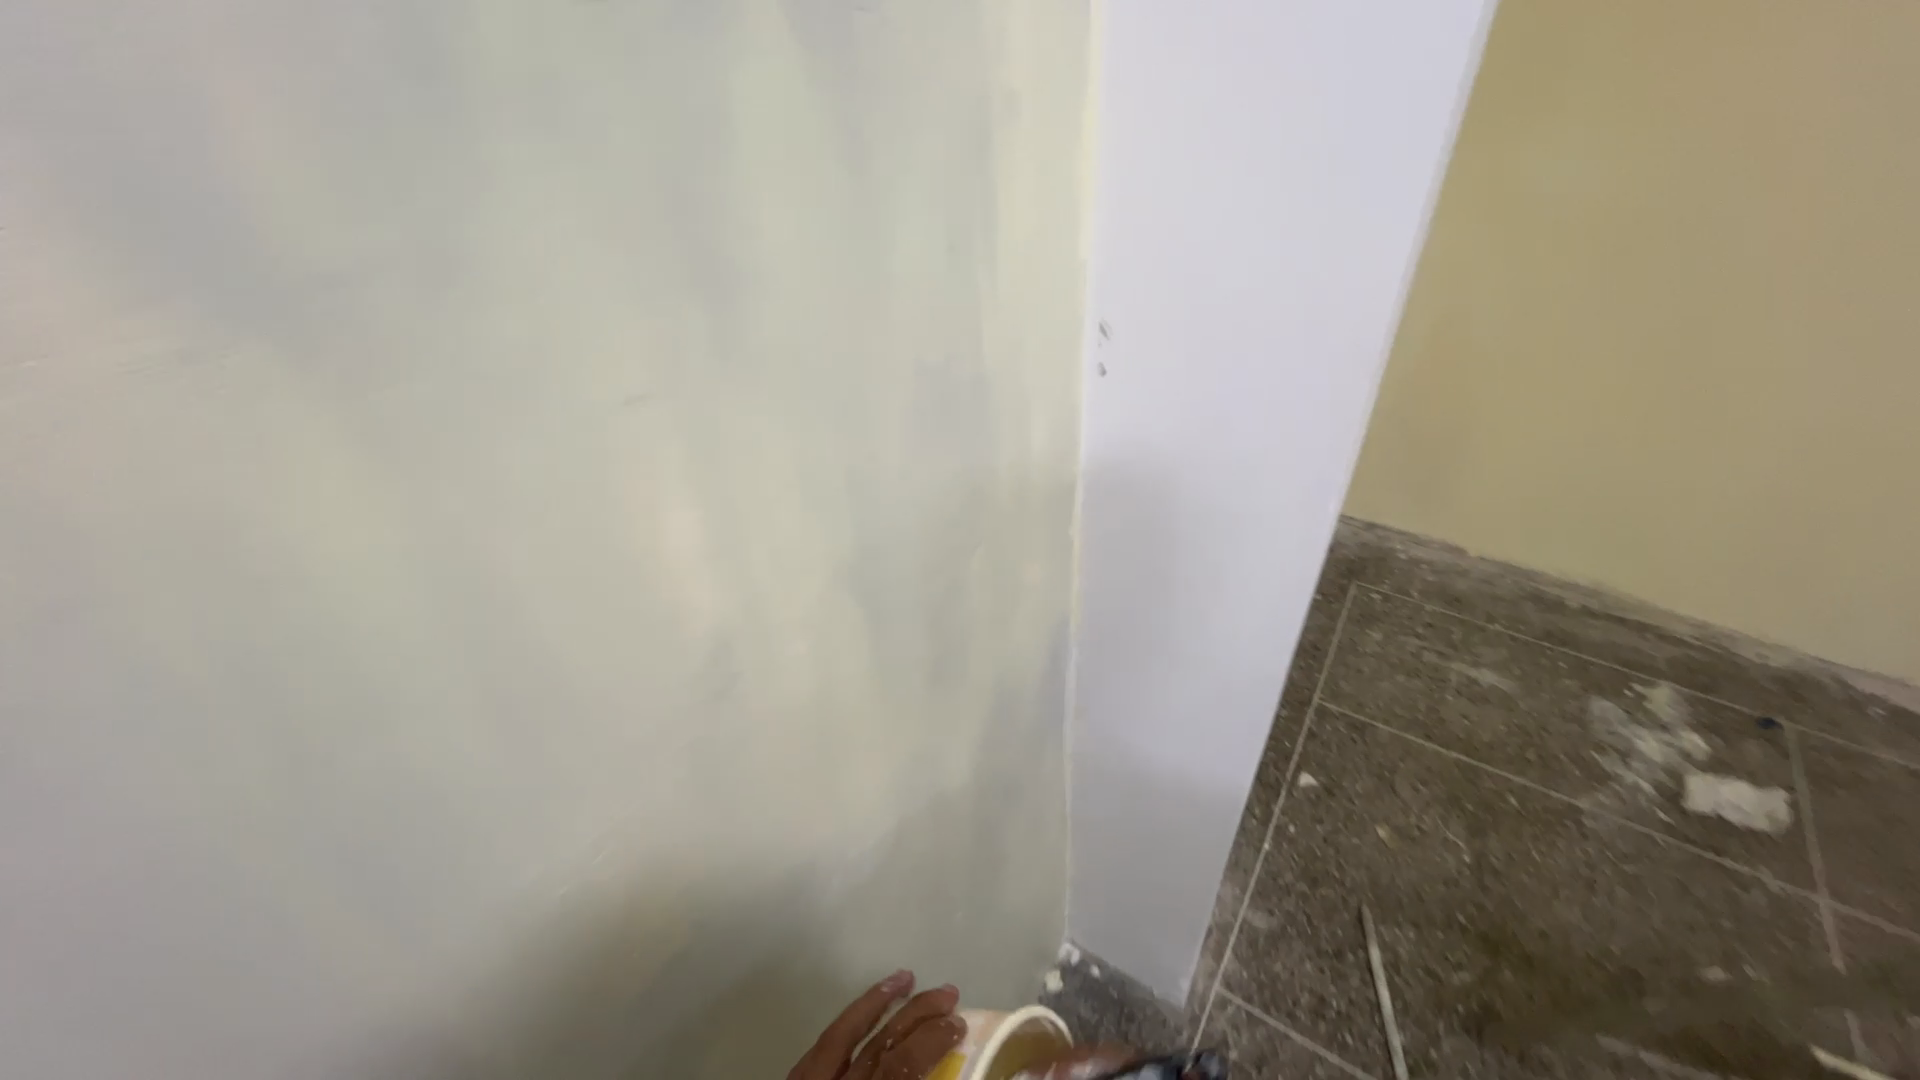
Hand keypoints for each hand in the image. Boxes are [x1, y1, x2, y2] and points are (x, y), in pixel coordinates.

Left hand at [788, 971, 964, 1079]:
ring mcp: (811, 1075)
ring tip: (907, 976)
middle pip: (879, 1041)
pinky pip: (827, 1039)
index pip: (900, 1064)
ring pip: (846, 1030)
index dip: (932, 1041)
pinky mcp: (797, 1075)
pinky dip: (850, 1018)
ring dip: (880, 1000)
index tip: (958, 1023)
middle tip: (949, 992)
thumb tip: (942, 1067)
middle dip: (916, 1013)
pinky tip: (867, 1008)